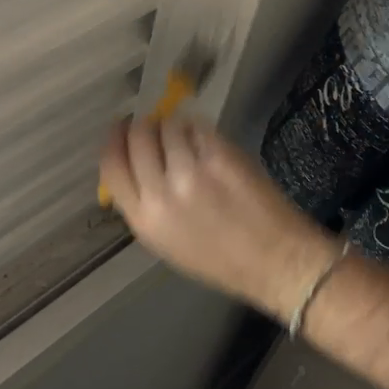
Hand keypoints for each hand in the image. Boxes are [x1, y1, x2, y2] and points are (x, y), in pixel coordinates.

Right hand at [100, 114, 340, 320]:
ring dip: (173, 126)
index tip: (119, 129)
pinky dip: (198, 129)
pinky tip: (207, 142)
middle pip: (136, 138)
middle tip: (155, 128)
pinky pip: (195, 127)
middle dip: (143, 127)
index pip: (111, 164)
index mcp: (144, 220)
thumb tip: (131, 163)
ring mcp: (191, 172)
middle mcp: (161, 194)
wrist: (277, 261)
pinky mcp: (219, 156)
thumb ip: (143, 203)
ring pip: (167, 126)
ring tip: (187, 139)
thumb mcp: (166, 242)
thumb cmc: (220, 260)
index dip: (114, 140)